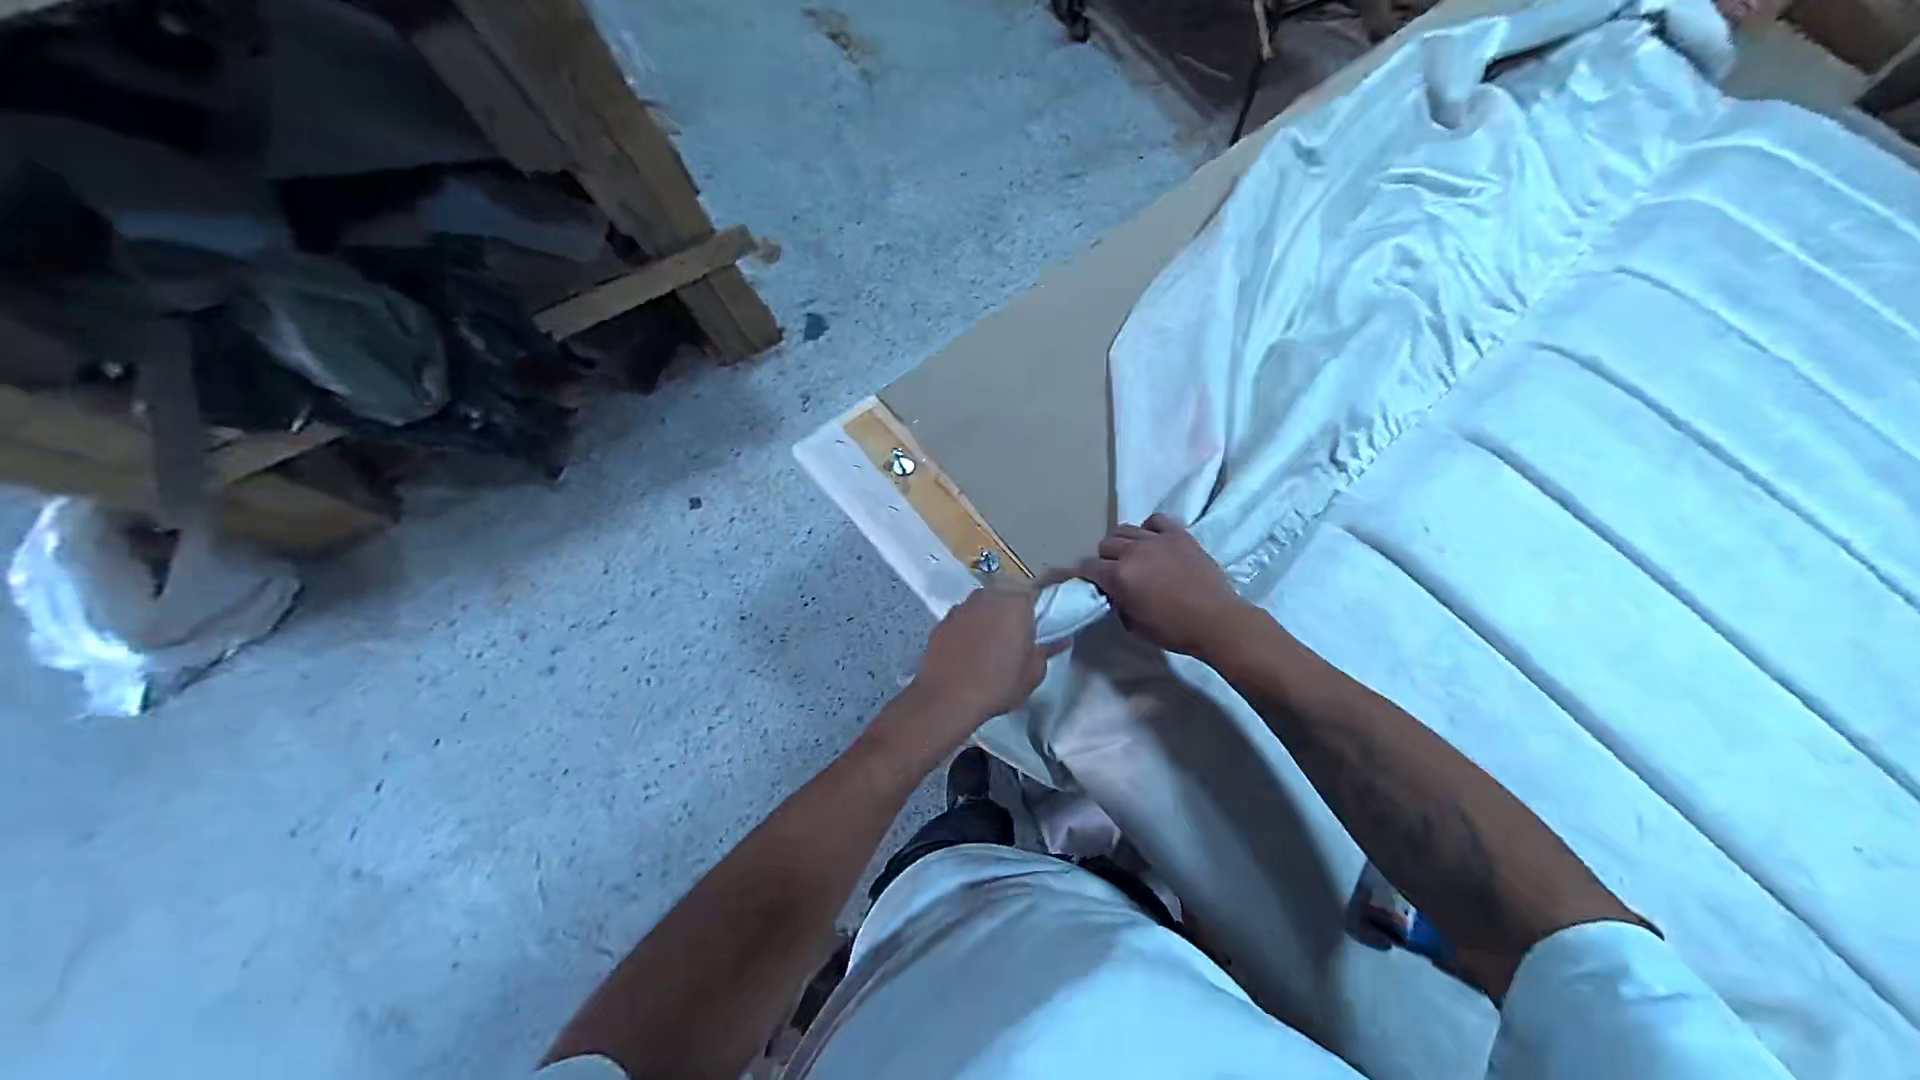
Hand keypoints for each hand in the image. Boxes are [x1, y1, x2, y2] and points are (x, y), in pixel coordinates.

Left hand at [909, 585, 1053, 724]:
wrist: (947, 698)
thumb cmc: (998, 684)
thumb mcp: (1033, 672)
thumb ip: (1048, 650)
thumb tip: (1061, 639)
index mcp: (1015, 603)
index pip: (1035, 594)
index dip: (1038, 609)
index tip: (1039, 625)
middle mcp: (987, 596)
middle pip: (1006, 597)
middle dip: (1011, 612)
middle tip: (1015, 637)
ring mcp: (961, 606)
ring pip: (982, 607)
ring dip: (988, 619)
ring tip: (989, 645)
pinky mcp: (942, 620)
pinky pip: (962, 619)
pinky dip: (967, 629)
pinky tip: (967, 650)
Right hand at [1075, 513, 1257, 658]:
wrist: (1217, 621)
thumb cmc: (1174, 630)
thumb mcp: (1133, 626)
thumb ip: (1118, 603)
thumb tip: (1114, 592)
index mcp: (1119, 576)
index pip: (1088, 566)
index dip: (1085, 574)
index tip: (1090, 581)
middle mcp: (1134, 552)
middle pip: (1106, 544)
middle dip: (1105, 559)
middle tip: (1115, 573)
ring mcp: (1157, 540)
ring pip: (1126, 529)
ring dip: (1124, 543)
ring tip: (1133, 556)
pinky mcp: (1179, 535)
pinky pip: (1156, 520)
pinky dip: (1149, 528)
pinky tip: (1153, 541)